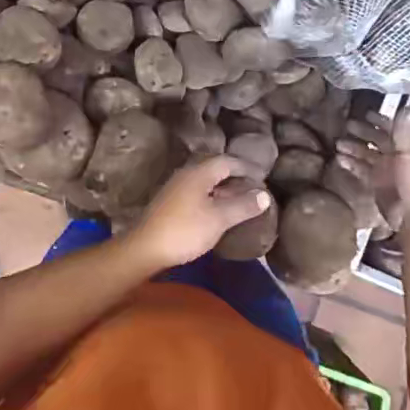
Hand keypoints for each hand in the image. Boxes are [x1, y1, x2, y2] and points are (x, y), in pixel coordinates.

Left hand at [127, 156, 270, 267]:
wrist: (145, 248)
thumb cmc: (185, 230)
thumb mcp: (219, 219)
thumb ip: (242, 206)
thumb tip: (264, 195)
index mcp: (199, 172)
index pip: (227, 161)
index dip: (246, 166)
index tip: (262, 175)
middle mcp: (186, 174)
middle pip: (215, 168)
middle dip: (235, 176)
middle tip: (253, 187)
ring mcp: (176, 187)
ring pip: (205, 181)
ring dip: (223, 187)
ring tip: (240, 200)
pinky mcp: (170, 202)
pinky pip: (197, 191)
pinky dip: (212, 196)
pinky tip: (218, 211)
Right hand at [337, 106, 409, 227]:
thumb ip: (405, 130)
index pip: (396, 128)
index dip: (382, 120)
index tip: (366, 112)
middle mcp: (400, 157)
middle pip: (379, 140)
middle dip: (363, 132)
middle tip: (347, 125)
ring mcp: (388, 171)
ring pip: (368, 154)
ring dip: (354, 148)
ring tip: (338, 144)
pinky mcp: (377, 185)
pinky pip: (362, 170)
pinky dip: (352, 164)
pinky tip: (339, 160)